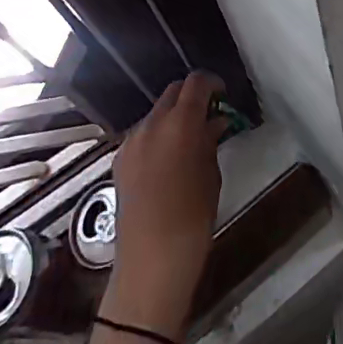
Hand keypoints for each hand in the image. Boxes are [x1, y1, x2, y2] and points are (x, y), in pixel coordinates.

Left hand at [98, 70, 224, 343]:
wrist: (151, 261)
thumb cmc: (192, 219)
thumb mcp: (211, 175)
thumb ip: (210, 141)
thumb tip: (214, 123)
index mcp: (179, 124)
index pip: (195, 83)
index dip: (211, 82)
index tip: (222, 94)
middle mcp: (151, 124)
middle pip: (172, 92)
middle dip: (191, 97)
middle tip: (208, 115)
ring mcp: (131, 141)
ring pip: (155, 113)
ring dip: (173, 117)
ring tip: (189, 140)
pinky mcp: (119, 159)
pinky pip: (142, 135)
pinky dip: (157, 136)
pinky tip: (168, 159)